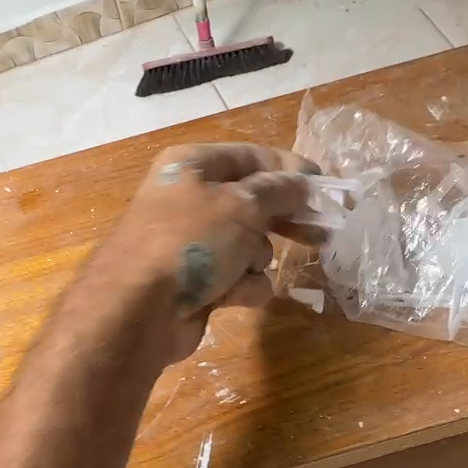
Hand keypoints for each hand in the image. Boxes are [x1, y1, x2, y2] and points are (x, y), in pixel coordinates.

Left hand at [96, 143, 324, 362]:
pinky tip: (234, 295)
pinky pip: (237, 278)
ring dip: (257, 260)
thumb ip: (280, 190)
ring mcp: (193, 245)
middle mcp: (190, 200)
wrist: (140, 309)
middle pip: (253, 204)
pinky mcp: (197, 284)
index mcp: (193, 166)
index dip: (291, 170)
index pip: (253, 158)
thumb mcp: (242, 205)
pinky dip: (242, 287)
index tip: (327, 188)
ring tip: (245, 269)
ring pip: (249, 246)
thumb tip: (304, 181)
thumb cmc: (191, 241)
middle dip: (285, 220)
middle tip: (322, 232)